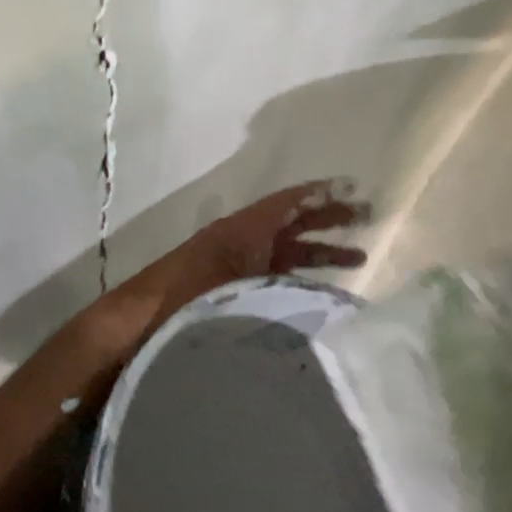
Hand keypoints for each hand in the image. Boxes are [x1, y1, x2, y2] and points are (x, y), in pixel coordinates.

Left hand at [182, 178, 369, 287]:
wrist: (142, 324)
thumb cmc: (184, 295)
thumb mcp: (230, 280)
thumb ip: (276, 281)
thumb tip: (319, 299)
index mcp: (245, 229)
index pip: (288, 203)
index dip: (320, 194)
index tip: (352, 188)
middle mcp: (247, 243)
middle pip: (294, 224)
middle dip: (330, 218)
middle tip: (368, 216)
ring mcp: (242, 269)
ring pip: (291, 253)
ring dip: (323, 252)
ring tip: (360, 257)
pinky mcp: (237, 293)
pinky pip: (279, 278)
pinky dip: (304, 280)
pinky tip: (325, 294)